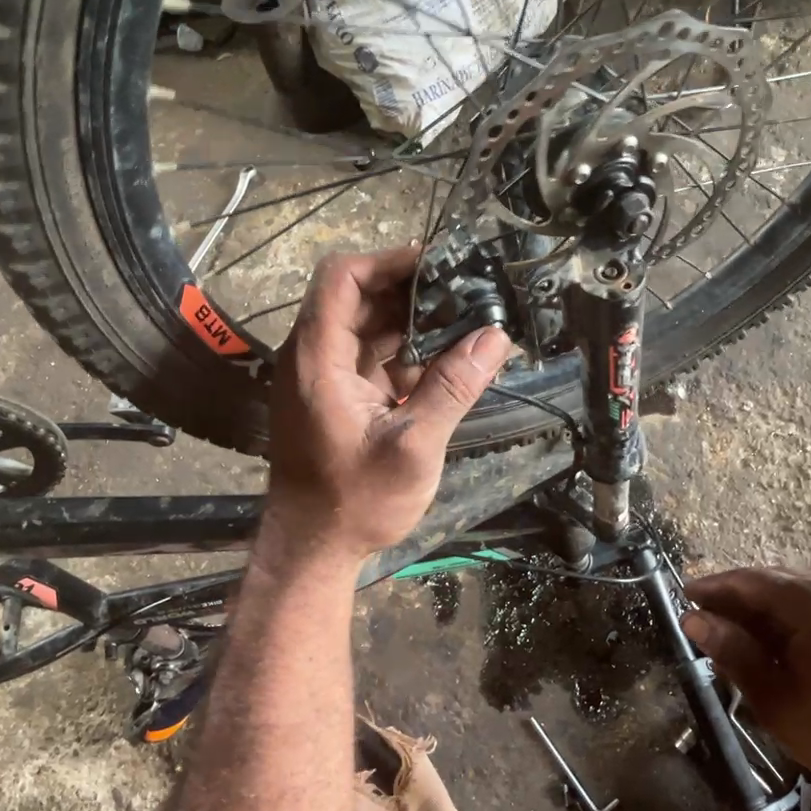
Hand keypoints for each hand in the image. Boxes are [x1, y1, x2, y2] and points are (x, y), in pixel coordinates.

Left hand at [263, 249, 514, 565]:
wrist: (314, 549)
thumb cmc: (355, 501)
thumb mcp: (413, 445)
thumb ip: (452, 388)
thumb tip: (496, 337)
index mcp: (318, 358)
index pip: (341, 278)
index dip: (387, 261)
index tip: (437, 263)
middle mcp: (314, 357)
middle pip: (357, 297)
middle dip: (411, 289)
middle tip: (466, 289)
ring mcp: (325, 378)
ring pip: (368, 326)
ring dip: (414, 320)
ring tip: (467, 316)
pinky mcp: (339, 397)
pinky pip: (374, 357)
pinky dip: (408, 352)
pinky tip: (449, 358)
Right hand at [680, 568, 810, 802]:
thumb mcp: (779, 700)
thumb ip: (734, 653)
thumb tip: (693, 620)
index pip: (746, 581)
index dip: (710, 590)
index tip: (680, 601)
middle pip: (768, 584)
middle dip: (733, 606)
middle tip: (702, 632)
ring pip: (789, 596)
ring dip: (759, 616)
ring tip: (734, 647)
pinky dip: (785, 623)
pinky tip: (773, 652)